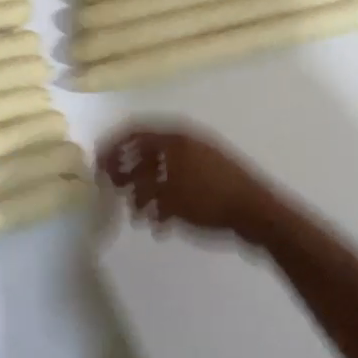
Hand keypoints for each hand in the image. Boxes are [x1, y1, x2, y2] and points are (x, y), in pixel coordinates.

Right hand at [97, 125, 283, 240]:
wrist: (260, 215)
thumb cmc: (209, 198)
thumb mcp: (167, 194)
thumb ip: (138, 185)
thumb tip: (117, 180)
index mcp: (174, 138)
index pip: (133, 133)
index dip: (112, 147)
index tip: (97, 166)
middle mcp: (186, 144)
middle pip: (146, 153)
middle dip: (127, 174)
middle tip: (113, 192)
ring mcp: (201, 163)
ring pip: (162, 174)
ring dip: (146, 193)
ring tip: (137, 216)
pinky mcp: (212, 184)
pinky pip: (178, 188)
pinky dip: (165, 202)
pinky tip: (161, 224)